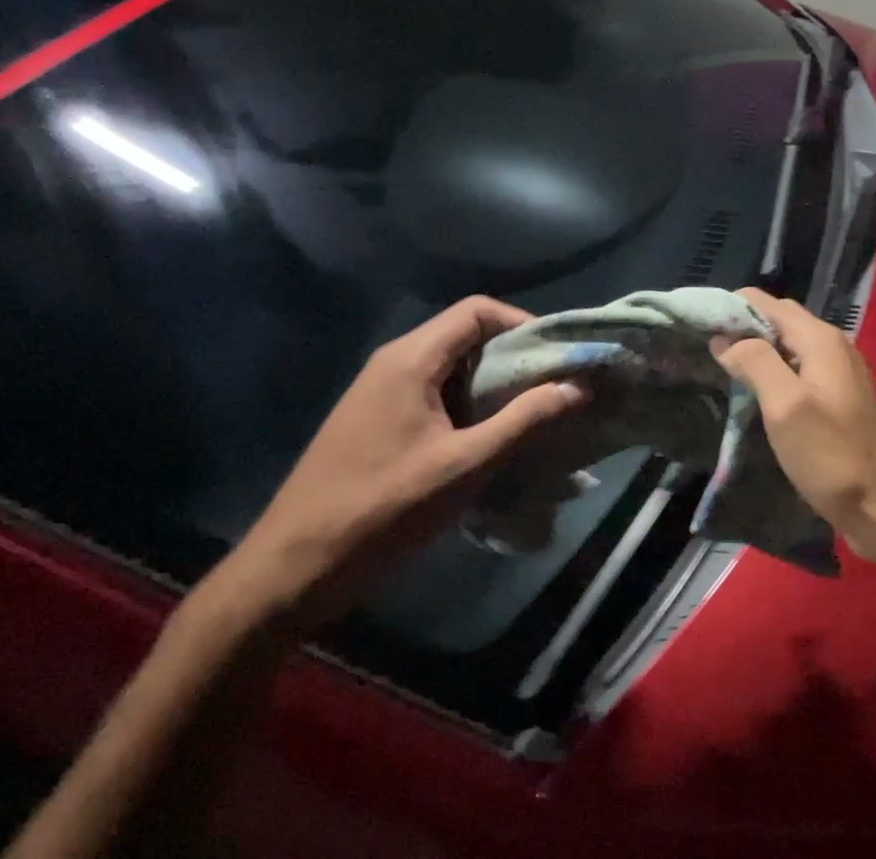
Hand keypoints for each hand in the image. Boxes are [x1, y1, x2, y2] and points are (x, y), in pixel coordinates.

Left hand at [211, 296, 585, 629]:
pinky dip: (475, 408)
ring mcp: (383, 395)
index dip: (526, 325)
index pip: (478, 312)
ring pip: (456, 371)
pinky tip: (496, 442)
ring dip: (500, 387)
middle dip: (520, 359)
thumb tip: (580, 386)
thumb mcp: (466, 465)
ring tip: (538, 417)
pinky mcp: (380, 424)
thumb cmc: (384, 507)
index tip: (562, 359)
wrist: (296, 565)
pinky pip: (439, 397)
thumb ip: (526, 421)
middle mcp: (395, 365)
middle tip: (560, 390)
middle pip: (469, 338)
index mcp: (410, 360)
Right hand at [711, 287, 875, 563]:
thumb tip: (726, 338)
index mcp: (822, 341)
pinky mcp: (842, 403)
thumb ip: (756, 363)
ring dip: (759, 355)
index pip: (769, 304)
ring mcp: (842, 377)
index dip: (731, 308)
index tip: (695, 325)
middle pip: (781, 323)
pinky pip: (802, 375)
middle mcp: (836, 349)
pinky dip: (777, 376)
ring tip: (721, 372)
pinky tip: (756, 397)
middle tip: (703, 351)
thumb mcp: (786, 408)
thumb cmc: (833, 457)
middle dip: (743, 330)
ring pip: (791, 351)